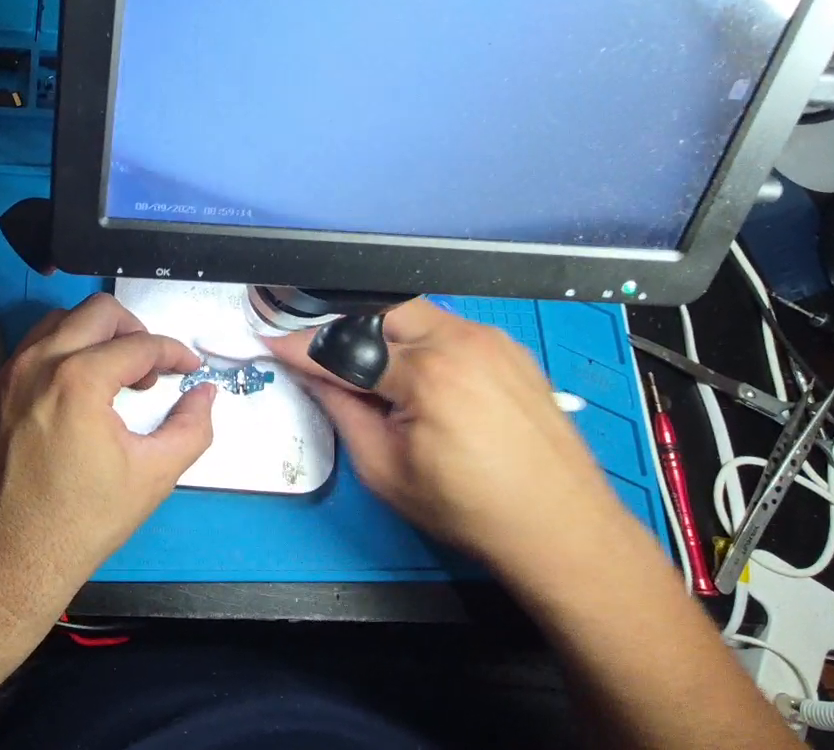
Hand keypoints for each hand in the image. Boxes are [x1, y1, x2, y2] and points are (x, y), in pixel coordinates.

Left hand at [0, 294, 216, 621]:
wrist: (6, 560)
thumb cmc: (82, 521)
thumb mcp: (153, 476)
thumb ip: (191, 427)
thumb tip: (204, 394)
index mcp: (78, 379)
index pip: (140, 345)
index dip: (174, 352)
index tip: (190, 367)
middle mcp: (39, 362)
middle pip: (98, 312)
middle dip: (135, 330)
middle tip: (153, 367)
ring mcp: (11, 372)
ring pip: (62, 319)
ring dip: (98, 334)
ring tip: (119, 374)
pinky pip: (36, 344)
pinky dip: (66, 347)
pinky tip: (83, 386)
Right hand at [268, 299, 627, 576]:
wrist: (560, 527)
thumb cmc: (471, 510)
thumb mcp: (386, 469)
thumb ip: (341, 411)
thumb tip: (309, 375)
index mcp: (427, 376)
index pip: (345, 347)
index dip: (301, 345)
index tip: (273, 342)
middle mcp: (461, 343)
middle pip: (380, 306)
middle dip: (342, 322)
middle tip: (319, 348)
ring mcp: (490, 340)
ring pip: (414, 312)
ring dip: (381, 330)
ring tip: (369, 368)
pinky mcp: (508, 347)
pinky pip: (447, 326)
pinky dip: (419, 340)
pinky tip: (413, 373)